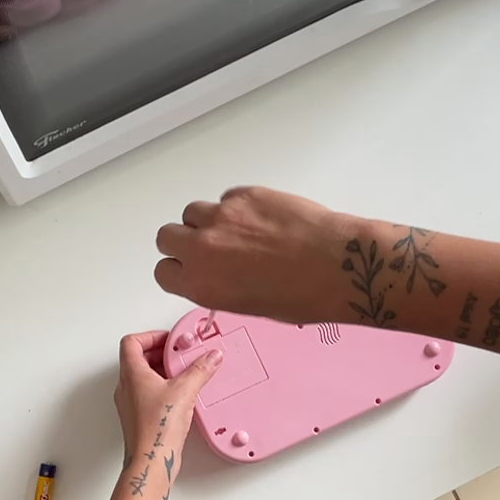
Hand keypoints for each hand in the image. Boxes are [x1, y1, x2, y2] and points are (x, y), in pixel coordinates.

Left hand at [114, 331, 222, 487]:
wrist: (151, 460)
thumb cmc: (157, 428)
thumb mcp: (184, 391)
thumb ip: (200, 370)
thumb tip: (211, 357)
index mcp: (132, 374)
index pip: (132, 342)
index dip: (151, 336)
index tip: (171, 340)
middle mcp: (127, 387)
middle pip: (138, 358)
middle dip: (161, 352)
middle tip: (180, 354)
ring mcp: (131, 403)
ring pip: (143, 376)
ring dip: (163, 370)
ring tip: (184, 373)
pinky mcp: (139, 417)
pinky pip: (148, 393)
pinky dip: (163, 388)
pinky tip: (181, 395)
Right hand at [153, 186, 364, 323]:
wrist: (336, 266)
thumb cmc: (302, 294)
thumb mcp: (248, 305)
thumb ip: (218, 286)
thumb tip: (216, 275)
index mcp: (200, 284)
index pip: (163, 271)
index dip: (176, 269)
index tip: (188, 268)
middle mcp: (203, 249)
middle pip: (167, 235)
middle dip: (183, 240)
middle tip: (207, 245)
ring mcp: (222, 217)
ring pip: (194, 211)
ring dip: (208, 221)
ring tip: (237, 230)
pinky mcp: (244, 194)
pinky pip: (227, 197)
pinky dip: (238, 207)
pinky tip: (263, 220)